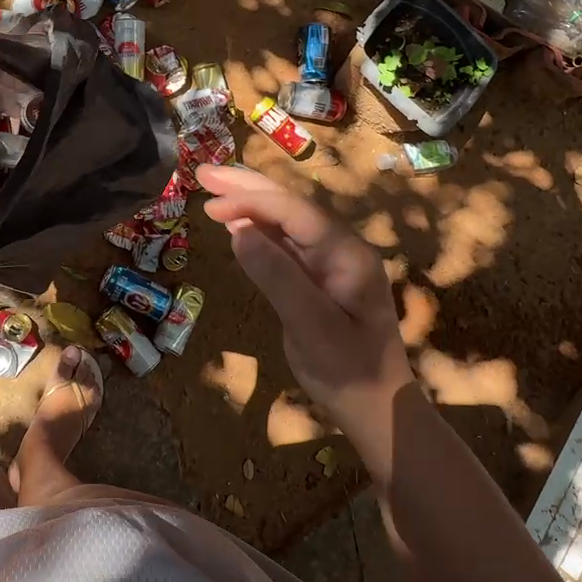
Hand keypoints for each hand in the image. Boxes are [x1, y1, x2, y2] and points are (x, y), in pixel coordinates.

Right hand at [199, 165, 415, 437]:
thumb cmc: (347, 371)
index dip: (251, 200)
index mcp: (346, 253)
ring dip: (249, 202)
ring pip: (285, 220)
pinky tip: (236, 224)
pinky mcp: (319, 277)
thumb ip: (278, 277)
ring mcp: (330, 262)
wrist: (378, 408)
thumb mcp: (311, 328)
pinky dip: (257, 228)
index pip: (294, 212)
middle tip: (203, 173)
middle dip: (247, 187)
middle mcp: (340, 248)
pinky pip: (286, 242)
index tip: (210, 201)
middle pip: (290, 206)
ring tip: (212, 189)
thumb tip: (238, 231)